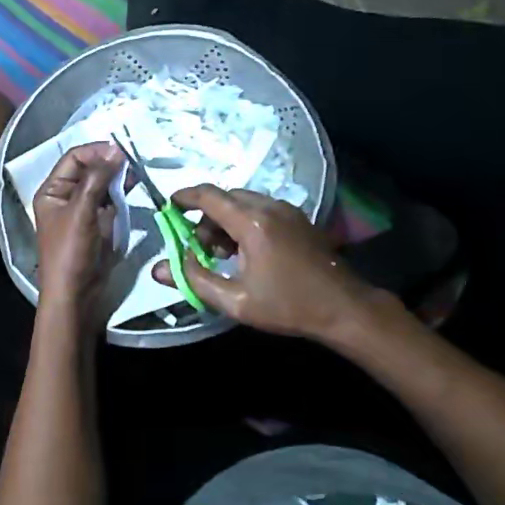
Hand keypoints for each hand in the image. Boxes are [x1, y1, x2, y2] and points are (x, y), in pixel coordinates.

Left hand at [33, 141, 124, 305]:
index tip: (121, 152)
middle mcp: (66, 197)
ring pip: (102, 185)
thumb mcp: (82, 211)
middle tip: (134, 161)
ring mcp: (83, 210)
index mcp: (52, 191)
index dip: (96, 151)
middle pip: (89, 169)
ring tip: (137, 173)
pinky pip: (111, 201)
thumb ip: (98, 179)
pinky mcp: (99, 224)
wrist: (76, 294)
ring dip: (118, 178)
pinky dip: (122, 194)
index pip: (74, 158)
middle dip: (110, 163)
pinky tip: (135, 188)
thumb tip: (115, 150)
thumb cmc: (71, 251)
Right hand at [151, 185, 379, 340]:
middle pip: (225, 198)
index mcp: (253, 223)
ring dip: (225, 220)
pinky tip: (246, 252)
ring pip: (243, 202)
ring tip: (222, 254)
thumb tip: (161, 268)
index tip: (168, 206)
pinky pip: (261, 209)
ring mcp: (287, 210)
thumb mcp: (236, 301)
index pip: (209, 196)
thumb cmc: (288, 306)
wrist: (343, 308)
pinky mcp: (298, 219)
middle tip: (198, 248)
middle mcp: (269, 207)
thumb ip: (195, 281)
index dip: (185, 198)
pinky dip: (244, 222)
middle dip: (205, 218)